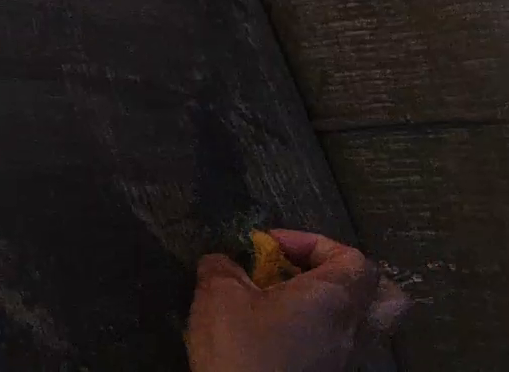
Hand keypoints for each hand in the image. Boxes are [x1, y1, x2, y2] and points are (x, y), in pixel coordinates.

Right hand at [187, 228, 397, 371]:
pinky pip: (349, 341)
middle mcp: (359, 329)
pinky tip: (284, 326)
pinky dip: (326, 325)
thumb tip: (226, 261)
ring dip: (336, 301)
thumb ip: (223, 266)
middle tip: (301, 269)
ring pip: (369, 321)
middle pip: (384, 293)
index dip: (311, 242)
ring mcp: (356, 358)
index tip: (268, 247)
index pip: (351, 258)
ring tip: (289, 297)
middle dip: (344, 273)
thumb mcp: (216, 293)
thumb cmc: (241, 345)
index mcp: (334, 299)